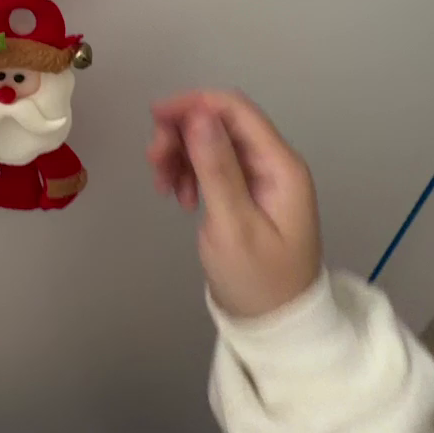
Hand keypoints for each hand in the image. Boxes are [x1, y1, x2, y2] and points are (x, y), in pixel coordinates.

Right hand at [149, 90, 321, 318]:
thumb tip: (199, 115)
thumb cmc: (257, 281)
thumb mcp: (233, 226)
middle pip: (218, 123)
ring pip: (209, 141)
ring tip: (164, 187)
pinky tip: (178, 196)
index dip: (193, 104)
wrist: (275, 327)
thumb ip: (217, 168)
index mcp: (279, 165)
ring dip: (180, 154)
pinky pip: (210, 163)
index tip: (155, 117)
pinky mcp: (244, 190)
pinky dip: (188, 171)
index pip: (235, 109)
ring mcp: (258, 176)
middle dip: (181, 134)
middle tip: (153, 162)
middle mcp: (271, 162)